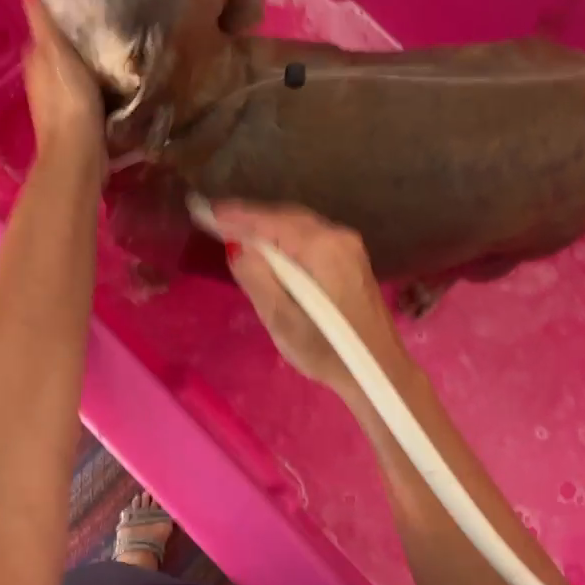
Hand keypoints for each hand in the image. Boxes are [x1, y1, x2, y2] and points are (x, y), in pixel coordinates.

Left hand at [20, 0, 103, 159]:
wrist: (79, 154)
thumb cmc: (69, 101)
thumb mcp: (56, 52)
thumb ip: (43, 21)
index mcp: (35, 58)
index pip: (45, 26)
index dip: (62, 12)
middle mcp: (42, 78)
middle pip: (61, 49)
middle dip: (79, 37)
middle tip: (108, 18)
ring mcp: (59, 101)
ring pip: (75, 71)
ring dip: (90, 61)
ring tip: (117, 44)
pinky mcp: (78, 119)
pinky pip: (89, 91)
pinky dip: (99, 83)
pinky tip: (117, 78)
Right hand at [211, 201, 407, 396]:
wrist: (378, 372)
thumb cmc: (328, 351)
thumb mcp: (282, 320)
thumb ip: (257, 278)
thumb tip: (238, 248)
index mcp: (322, 248)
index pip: (270, 222)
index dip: (236, 217)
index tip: (205, 212)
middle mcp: (339, 237)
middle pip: (286, 218)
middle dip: (250, 219)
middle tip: (214, 221)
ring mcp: (349, 248)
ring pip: (299, 227)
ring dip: (267, 228)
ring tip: (234, 233)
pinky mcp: (351, 262)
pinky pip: (310, 239)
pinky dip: (285, 240)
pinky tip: (269, 250)